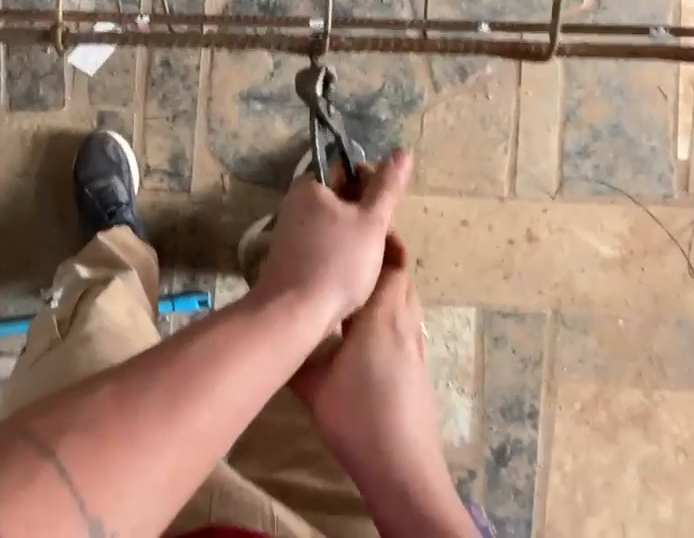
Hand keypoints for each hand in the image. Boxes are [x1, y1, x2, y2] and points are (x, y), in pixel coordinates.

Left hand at [250, 150, 413, 334]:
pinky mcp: (293, 258)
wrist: (294, 314)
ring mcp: (292, 232)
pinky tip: (358, 275)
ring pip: (339, 225)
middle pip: (345, 198)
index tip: (388, 211)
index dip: (374, 185)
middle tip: (389, 241)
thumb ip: (388, 187)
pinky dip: (345, 255)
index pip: (348, 169)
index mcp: (310, 185)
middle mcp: (296, 203)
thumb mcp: (371, 222)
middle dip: (370, 217)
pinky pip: (327, 246)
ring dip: (361, 238)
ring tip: (378, 261)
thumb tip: (402, 152)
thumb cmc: (336, 262)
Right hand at [290, 236, 444, 475]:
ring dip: (389, 285)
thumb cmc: (357, 418)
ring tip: (358, 283)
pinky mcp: (419, 369)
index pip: (390, 263)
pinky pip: (409, 324)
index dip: (380, 240)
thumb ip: (294, 354)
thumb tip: (273, 331)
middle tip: (352, 250)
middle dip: (383, 257)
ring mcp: (417, 348)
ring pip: (407, 301)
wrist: (403, 468)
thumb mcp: (312, 384)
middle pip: (402, 277)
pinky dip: (393, 312)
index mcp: (381, 317)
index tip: (358, 226)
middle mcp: (405, 324)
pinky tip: (369, 329)